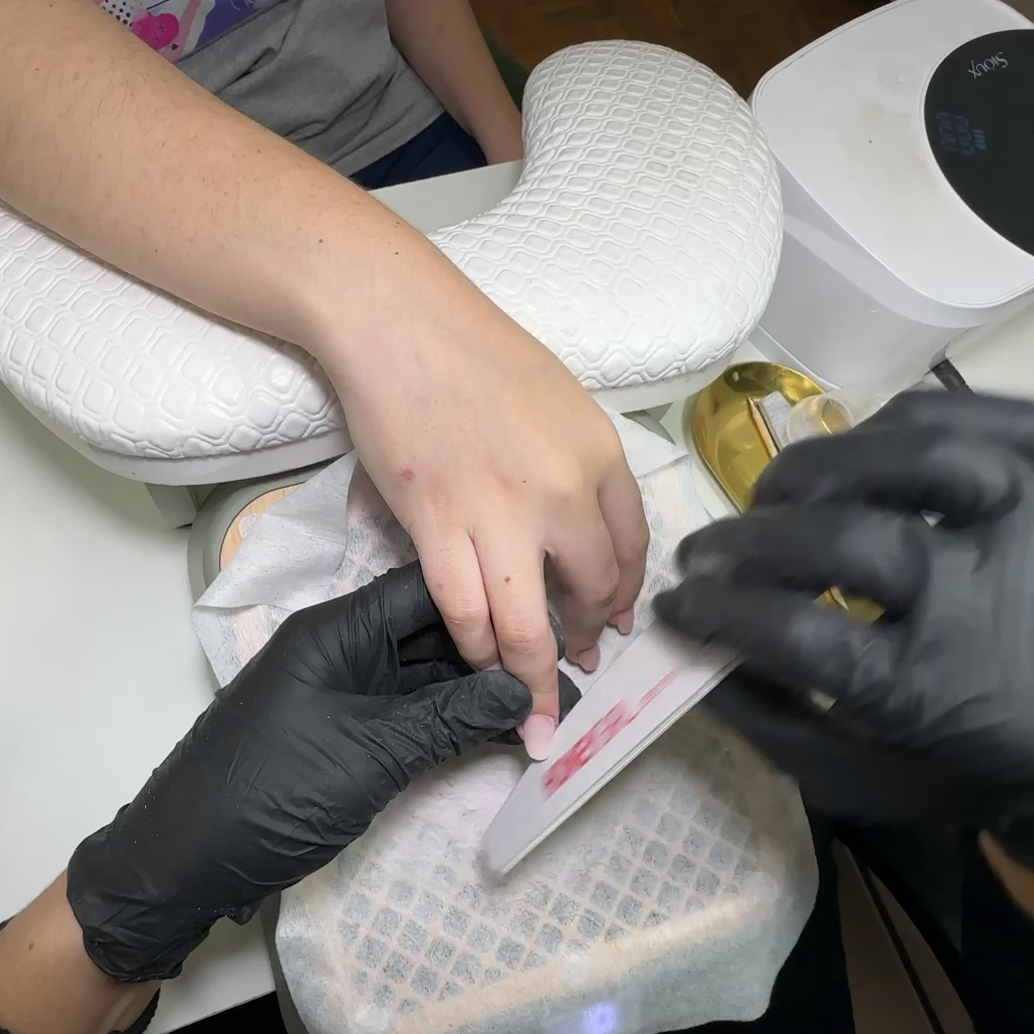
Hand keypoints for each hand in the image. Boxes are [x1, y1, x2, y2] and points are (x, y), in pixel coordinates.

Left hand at [67, 563, 576, 980]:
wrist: (186, 862)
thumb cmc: (272, 792)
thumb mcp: (368, 754)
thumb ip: (447, 718)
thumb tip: (523, 691)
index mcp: (337, 629)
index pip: (424, 592)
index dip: (488, 605)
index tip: (550, 623)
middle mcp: (345, 647)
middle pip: (431, 633)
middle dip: (493, 656)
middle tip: (563, 679)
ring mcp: (348, 690)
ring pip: (425, 675)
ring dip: (477, 693)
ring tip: (546, 709)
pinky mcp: (350, 730)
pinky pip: (410, 712)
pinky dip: (450, 722)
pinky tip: (499, 731)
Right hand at [328, 304, 645, 759]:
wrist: (400, 325)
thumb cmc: (480, 353)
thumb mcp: (562, 402)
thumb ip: (585, 472)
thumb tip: (584, 543)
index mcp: (600, 454)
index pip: (633, 549)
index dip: (624, 597)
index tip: (612, 624)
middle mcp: (561, 492)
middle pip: (590, 594)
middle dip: (584, 643)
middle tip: (575, 666)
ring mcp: (497, 513)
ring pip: (525, 624)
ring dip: (531, 677)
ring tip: (531, 708)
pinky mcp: (434, 524)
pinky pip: (464, 610)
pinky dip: (476, 647)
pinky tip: (481, 661)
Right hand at [655, 392, 1033, 878]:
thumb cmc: (958, 769)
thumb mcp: (846, 773)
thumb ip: (758, 711)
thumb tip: (686, 636)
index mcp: (935, 693)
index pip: (791, 630)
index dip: (715, 607)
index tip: (675, 600)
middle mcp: (998, 603)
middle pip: (848, 539)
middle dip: (751, 540)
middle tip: (710, 549)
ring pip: (923, 455)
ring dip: (822, 467)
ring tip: (780, 495)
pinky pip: (988, 419)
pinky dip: (908, 423)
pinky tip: (865, 451)